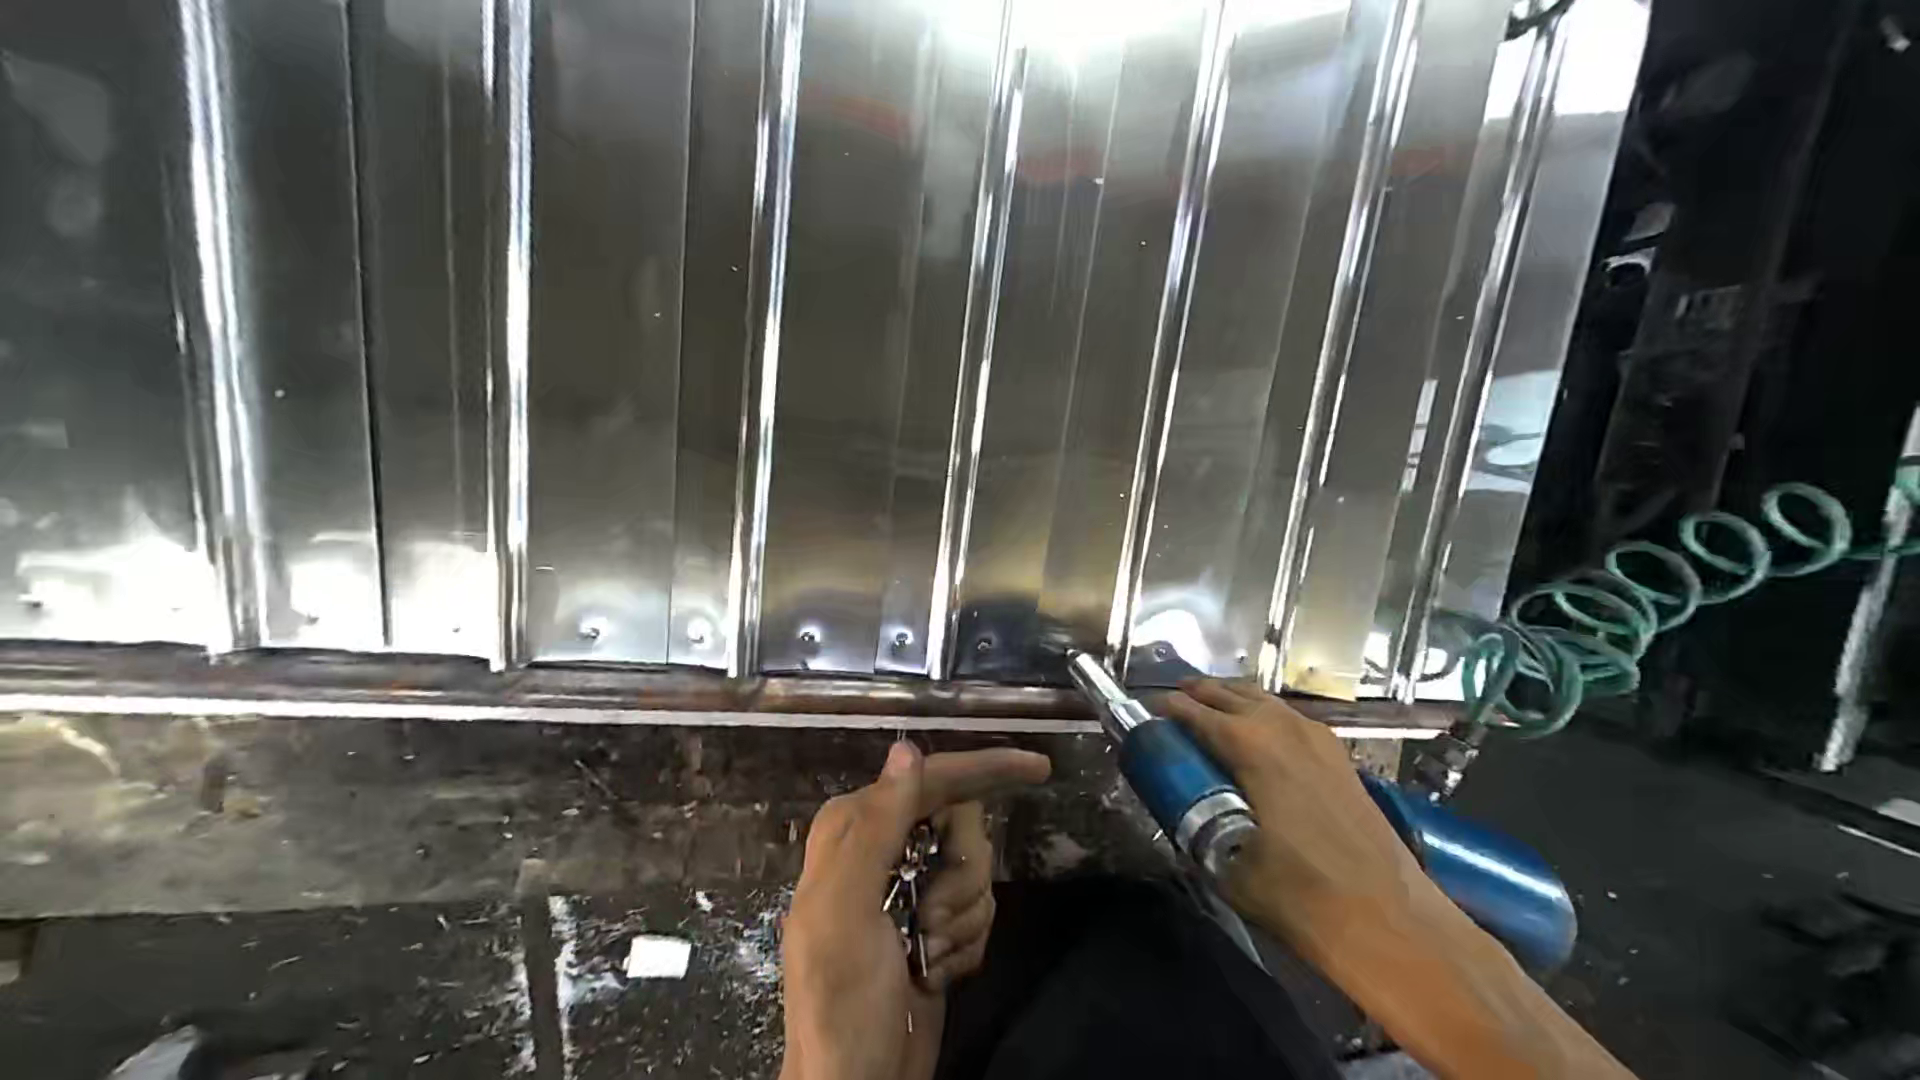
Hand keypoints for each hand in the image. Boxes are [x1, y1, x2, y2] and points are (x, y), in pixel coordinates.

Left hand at [780, 742, 1050, 1079]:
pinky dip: (968, 940)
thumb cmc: (842, 999)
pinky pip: (979, 906)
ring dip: (964, 916)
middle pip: (961, 823)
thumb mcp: (848, 911)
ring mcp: (911, 881)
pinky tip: (938, 968)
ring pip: (975, 866)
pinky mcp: (935, 918)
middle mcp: (883, 842)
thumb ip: (876, 825)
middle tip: (935, 919)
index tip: (1038, 767)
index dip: (985, 768)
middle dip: (963, 874)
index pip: (931, 779)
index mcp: (854, 826)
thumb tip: (908, 748)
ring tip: (929, 952)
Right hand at [1162, 678, 1427, 945]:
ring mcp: (1317, 739)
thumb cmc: (1301, 894)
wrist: (1391, 921)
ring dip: (1231, 698)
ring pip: (1263, 699)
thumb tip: (1179, 819)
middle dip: (1197, 692)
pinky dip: (1263, 713)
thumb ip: (1197, 831)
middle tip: (1172, 701)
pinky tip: (1256, 733)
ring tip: (1209, 707)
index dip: (1167, 708)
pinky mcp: (1338, 756)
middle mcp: (1282, 728)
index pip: (1195, 712)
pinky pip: (1288, 717)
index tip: (1147, 711)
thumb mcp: (1225, 863)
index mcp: (1250, 745)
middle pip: (1229, 694)